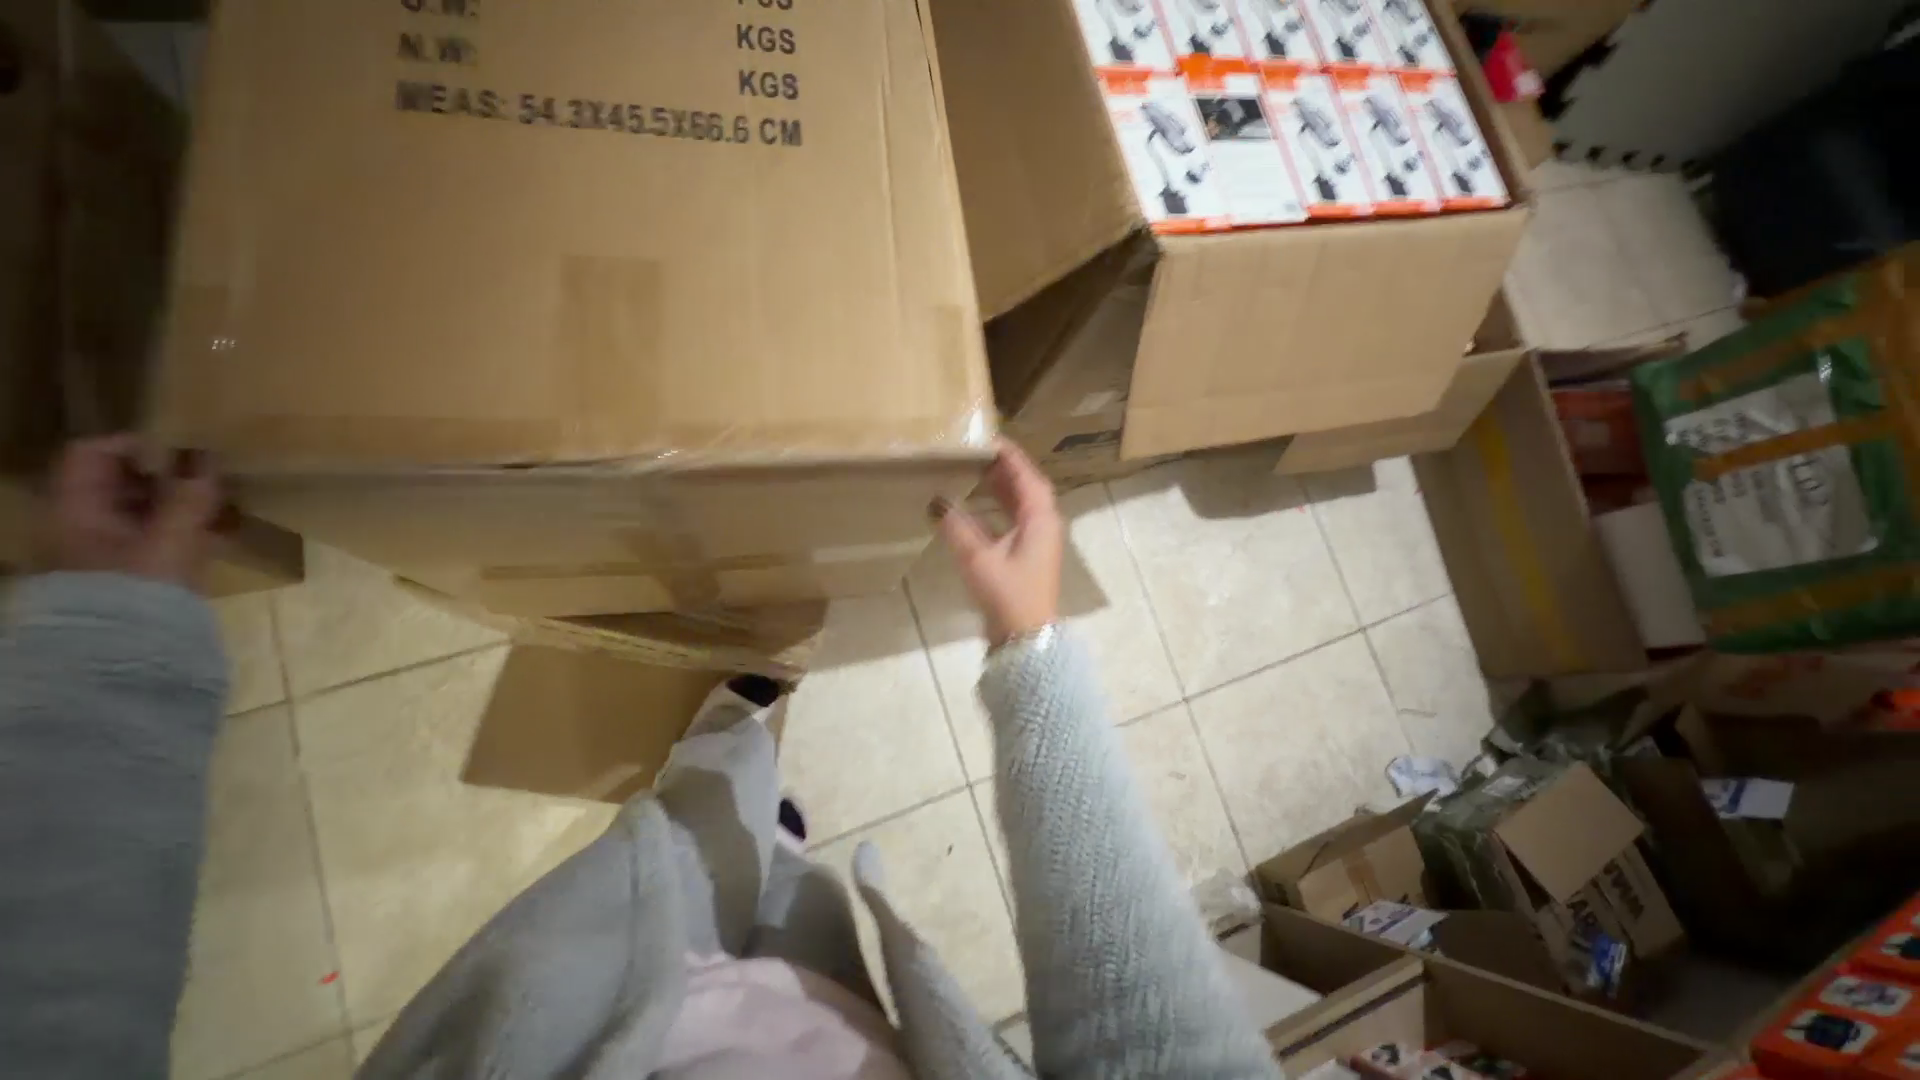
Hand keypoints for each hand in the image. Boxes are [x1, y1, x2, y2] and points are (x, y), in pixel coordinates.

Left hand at [38, 436, 222, 588]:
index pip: (93, 454)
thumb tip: (207, 454)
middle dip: (166, 474)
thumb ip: (190, 496)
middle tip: (209, 476)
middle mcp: (82, 521)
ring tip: (220, 503)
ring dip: (179, 501)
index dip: (134, 444)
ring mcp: (105, 546)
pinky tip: (216, 531)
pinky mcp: (130, 567)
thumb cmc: (141, 584)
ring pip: (141, 507)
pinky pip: (155, 533)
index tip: (182, 448)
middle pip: (120, 480)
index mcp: (77, 507)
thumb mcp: (171, 536)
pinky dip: (183, 526)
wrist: (128, 647)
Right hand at [934, 440, 1062, 645]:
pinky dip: (995, 512)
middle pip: (1026, 489)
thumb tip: (936, 502)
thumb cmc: (1008, 594)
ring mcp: (1036, 544)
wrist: (1025, 639)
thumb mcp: (979, 559)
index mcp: (1040, 519)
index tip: (990, 438)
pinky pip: (1012, 523)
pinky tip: (972, 510)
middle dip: (1003, 470)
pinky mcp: (1026, 559)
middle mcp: (1043, 526)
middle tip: (977, 452)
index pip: (1028, 476)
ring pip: (1019, 507)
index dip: (1010, 456)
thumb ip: (957, 527)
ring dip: (1000, 490)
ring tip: (973, 473)